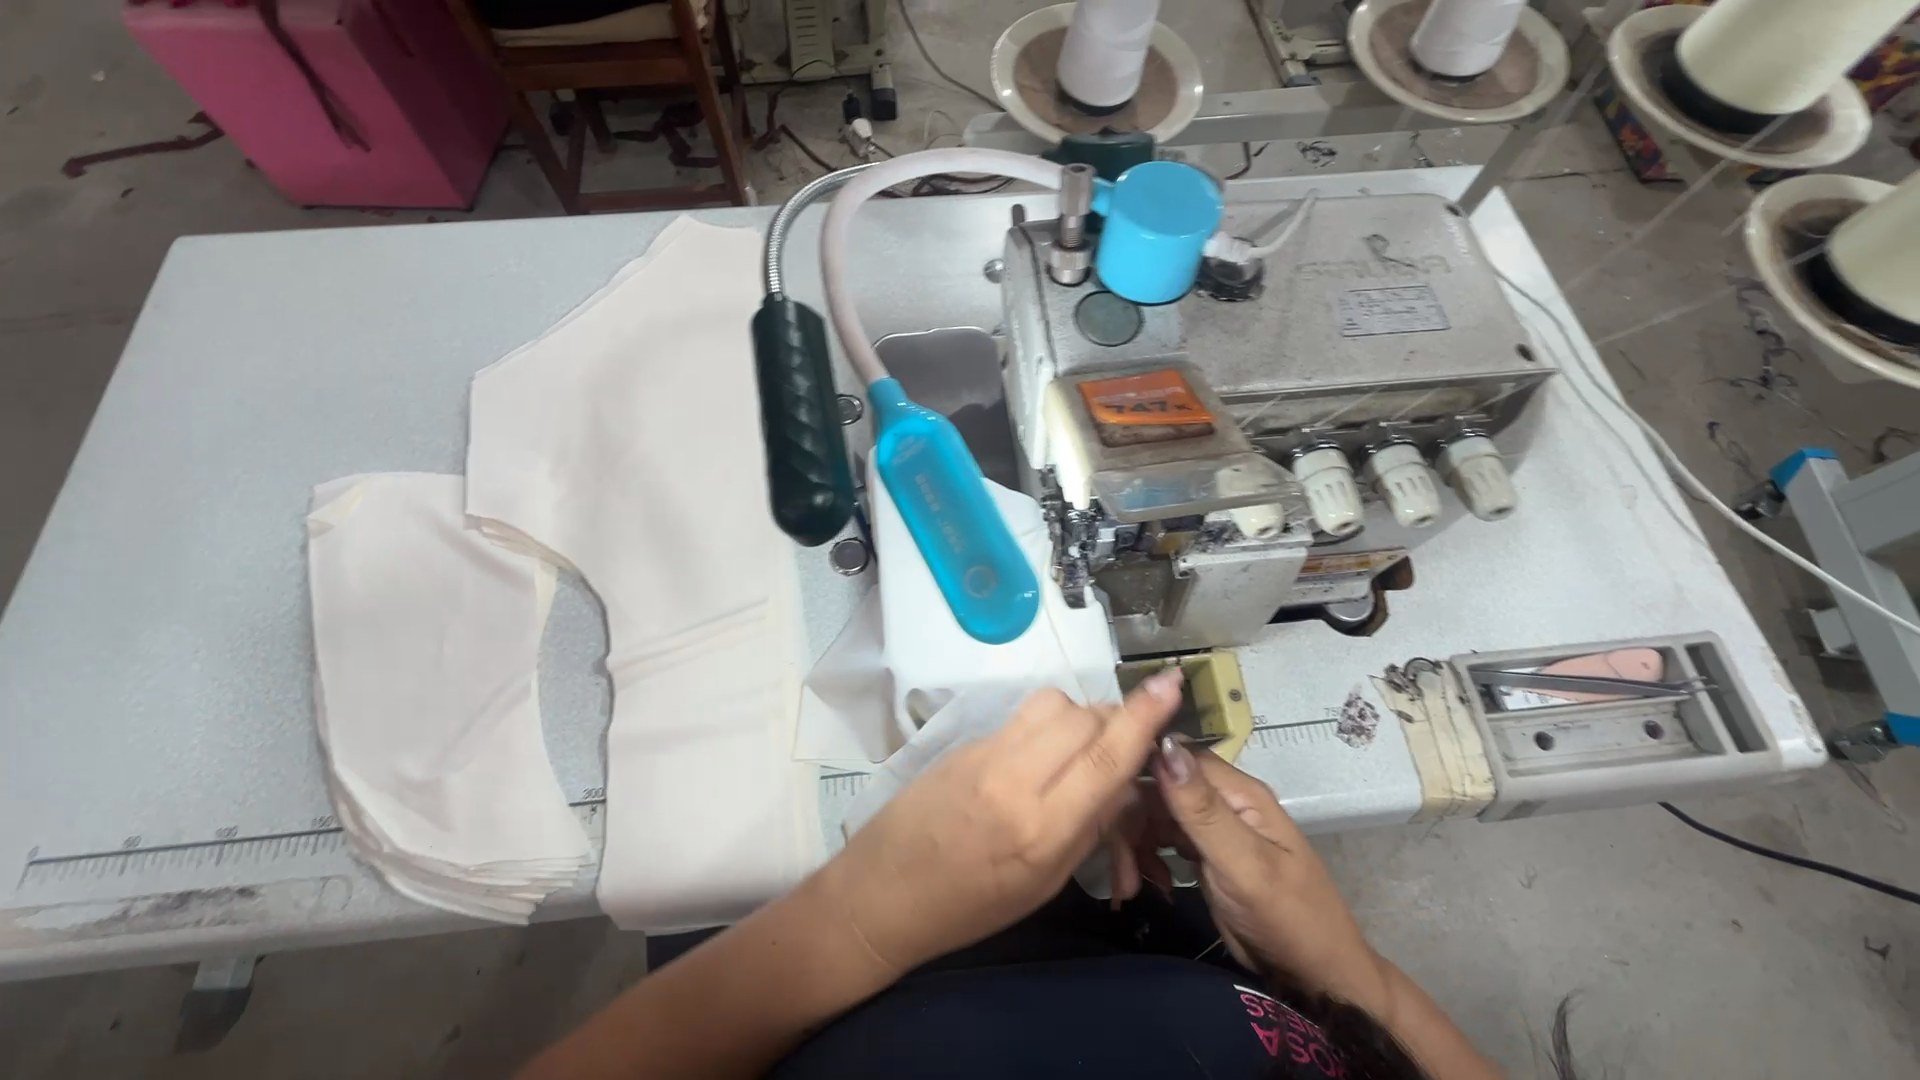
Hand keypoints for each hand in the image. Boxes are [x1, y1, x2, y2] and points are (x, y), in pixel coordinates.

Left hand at [811, 671, 1185, 976]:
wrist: (882, 894)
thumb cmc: (969, 908)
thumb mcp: (1044, 883)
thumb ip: (1088, 826)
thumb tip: (1124, 783)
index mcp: (1041, 829)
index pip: (1105, 757)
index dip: (1144, 717)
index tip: (1171, 683)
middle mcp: (1014, 780)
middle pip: (1083, 718)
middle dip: (1114, 721)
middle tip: (1121, 745)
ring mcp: (984, 754)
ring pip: (1052, 704)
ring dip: (1079, 717)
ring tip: (1079, 749)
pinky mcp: (964, 743)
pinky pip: (1021, 719)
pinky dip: (1044, 727)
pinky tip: (1039, 756)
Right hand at [1135, 743, 1391, 1014]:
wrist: (1316, 979)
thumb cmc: (1288, 918)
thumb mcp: (1243, 864)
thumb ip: (1202, 808)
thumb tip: (1164, 744)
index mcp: (1238, 793)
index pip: (1174, 758)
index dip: (1137, 773)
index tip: (1105, 804)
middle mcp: (1223, 801)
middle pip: (1158, 787)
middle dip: (1131, 821)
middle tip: (1121, 869)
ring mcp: (1211, 829)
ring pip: (1154, 815)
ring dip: (1134, 845)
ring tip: (1129, 884)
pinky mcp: (1202, 855)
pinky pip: (1160, 840)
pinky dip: (1146, 860)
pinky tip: (1147, 885)